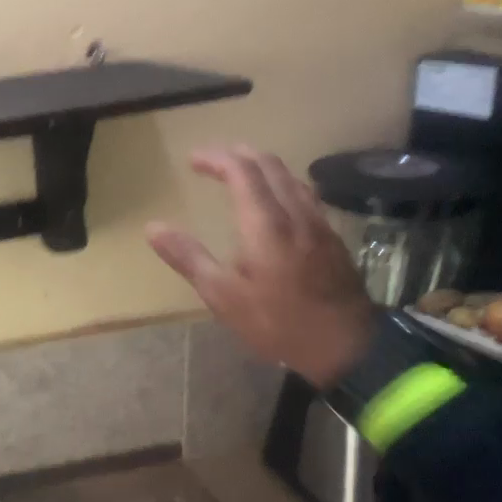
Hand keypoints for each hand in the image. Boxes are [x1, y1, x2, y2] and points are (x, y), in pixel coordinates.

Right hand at [145, 145, 374, 387]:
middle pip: (270, 166)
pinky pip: (304, 194)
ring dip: (263, 167)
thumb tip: (153, 227)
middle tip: (213, 161)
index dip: (216, 159)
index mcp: (265, 224)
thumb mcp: (223, 295)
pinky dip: (281, 184)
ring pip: (291, 178)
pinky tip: (276, 202)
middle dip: (239, 155)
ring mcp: (318, 224)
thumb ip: (188, 257)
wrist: (348, 346)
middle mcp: (295, 214)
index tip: (192, 160)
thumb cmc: (278, 321)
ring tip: (241, 174)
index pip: (242, 172)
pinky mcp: (331, 238)